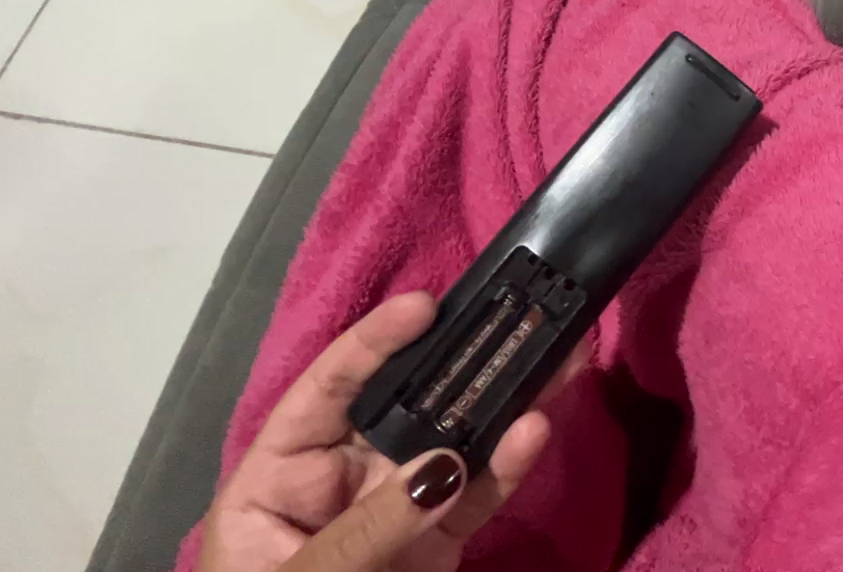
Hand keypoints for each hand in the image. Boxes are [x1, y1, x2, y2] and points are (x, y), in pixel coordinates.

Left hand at [197, 292, 586, 571]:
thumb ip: (364, 533)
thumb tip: (445, 464)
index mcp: (282, 478)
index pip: (327, 391)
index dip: (372, 344)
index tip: (424, 306)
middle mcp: (346, 476)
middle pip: (410, 403)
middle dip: (465, 360)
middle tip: (519, 316)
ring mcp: (401, 503)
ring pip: (460, 438)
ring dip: (509, 399)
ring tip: (560, 356)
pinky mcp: (442, 536)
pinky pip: (479, 491)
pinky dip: (510, 463)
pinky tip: (537, 430)